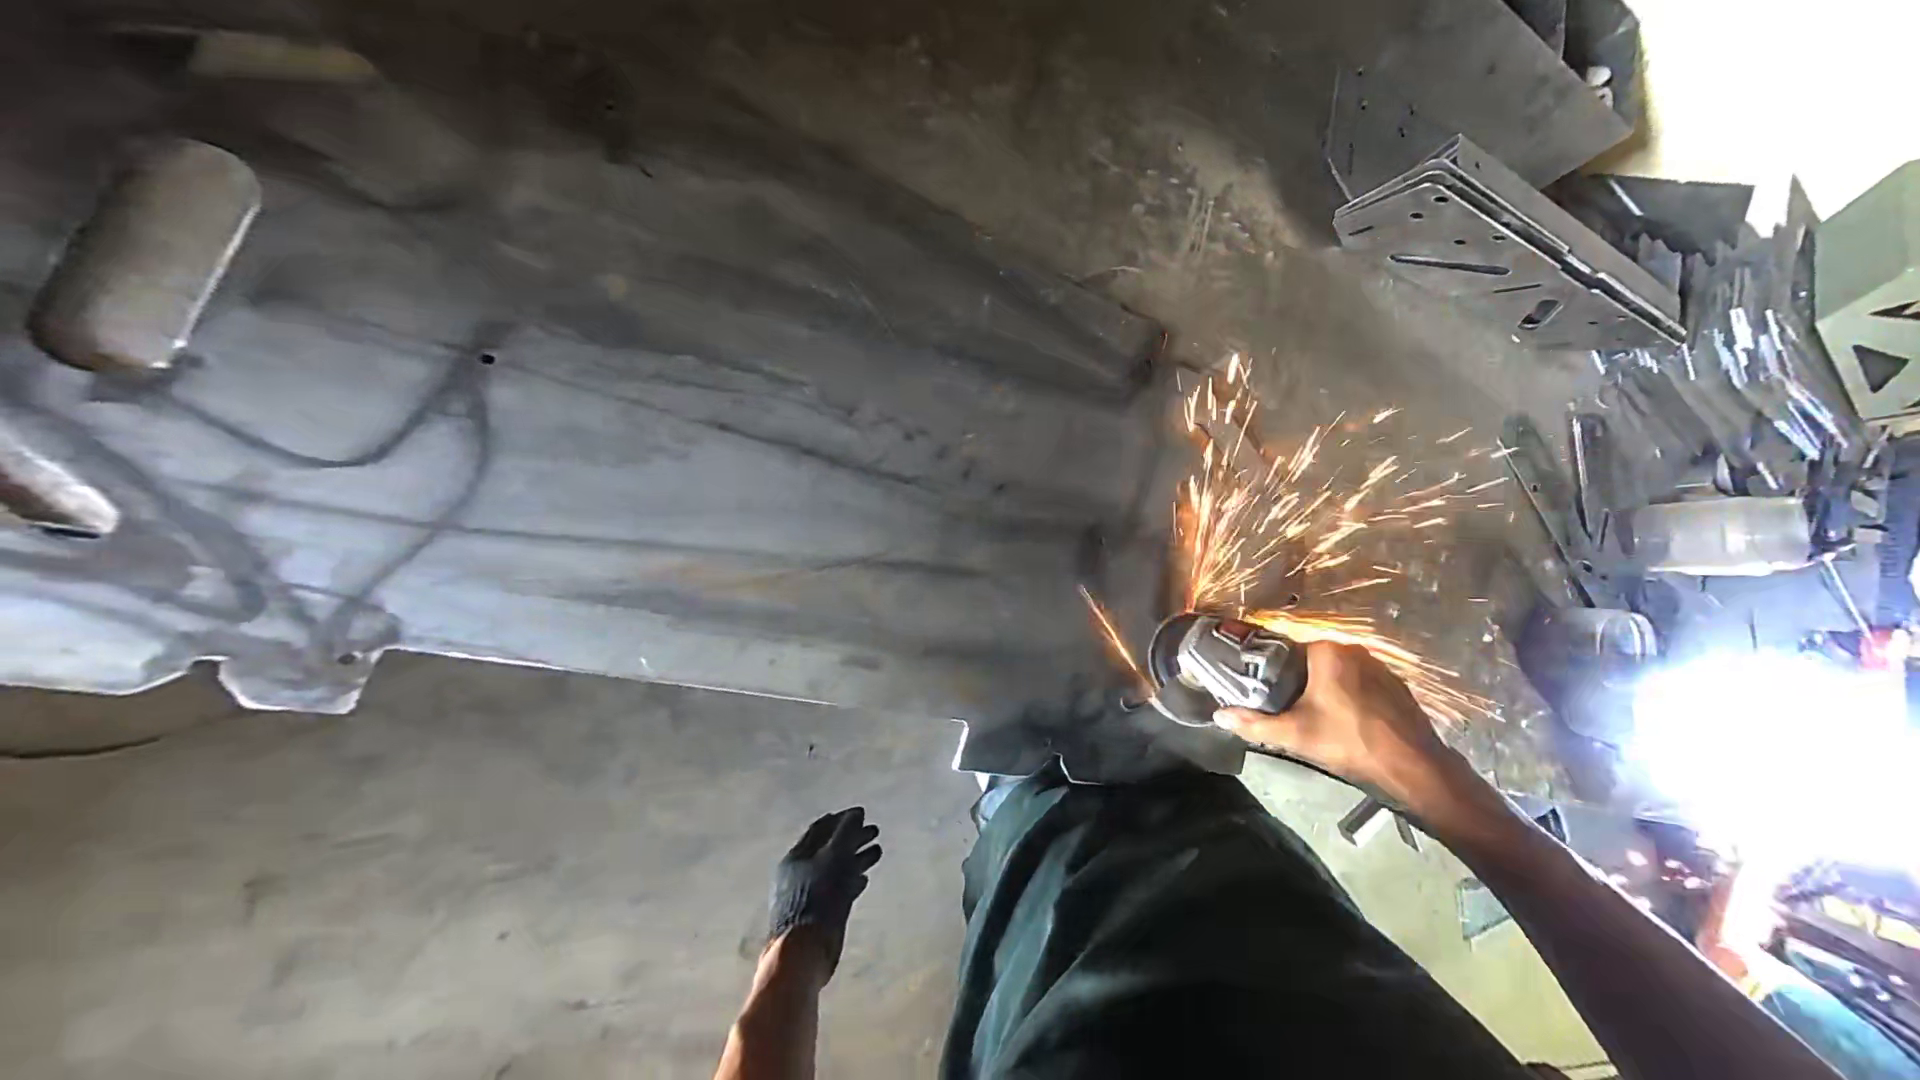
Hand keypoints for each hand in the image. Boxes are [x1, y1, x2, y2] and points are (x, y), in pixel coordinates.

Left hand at [767, 807, 880, 975]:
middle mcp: (800, 872)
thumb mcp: (833, 858)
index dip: (841, 819)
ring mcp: (808, 893)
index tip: (861, 814)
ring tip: (877, 851)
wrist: (805, 951)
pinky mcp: (818, 913)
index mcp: (796, 856)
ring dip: (856, 857)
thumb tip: (857, 812)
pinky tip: (864, 878)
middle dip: (853, 837)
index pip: (821, 829)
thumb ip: (846, 833)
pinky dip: (851, 879)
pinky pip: (836, 888)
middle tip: (875, 831)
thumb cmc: (817, 899)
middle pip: (830, 847)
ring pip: (835, 868)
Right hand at [1212, 641, 1472, 811]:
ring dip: (1323, 690)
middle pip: (1311, 662)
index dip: (1270, 671)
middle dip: (1296, 682)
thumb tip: (1218, 715)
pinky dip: (1348, 697)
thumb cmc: (1349, 742)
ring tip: (1312, 715)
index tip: (1260, 690)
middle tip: (1284, 707)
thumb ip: (1253, 723)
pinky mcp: (1397, 685)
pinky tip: (1344, 721)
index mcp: (1327, 651)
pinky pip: (1360, 685)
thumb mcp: (1295, 735)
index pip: (1285, 651)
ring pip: (1337, 674)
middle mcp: (1353, 650)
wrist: (1415, 769)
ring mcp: (1379, 666)